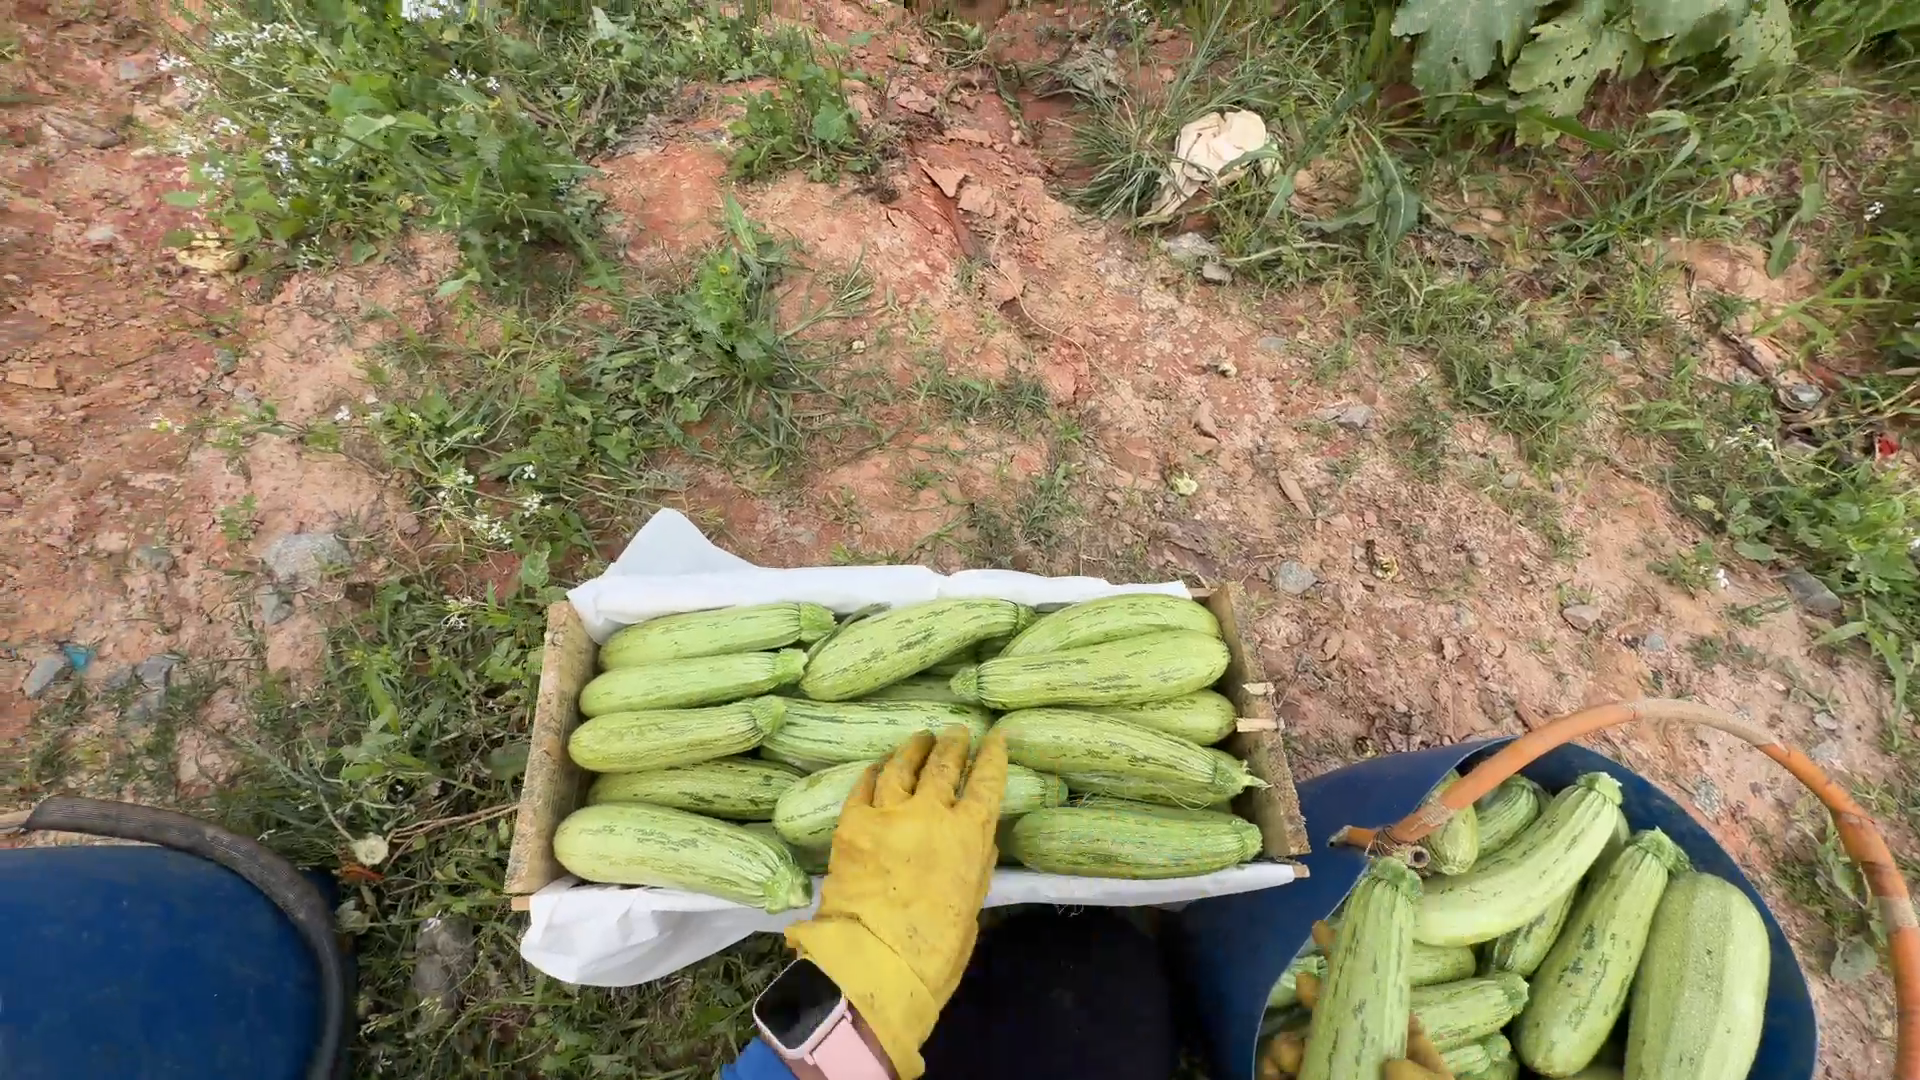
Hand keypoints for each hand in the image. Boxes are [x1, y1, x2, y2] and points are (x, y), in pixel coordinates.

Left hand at [784, 725, 1007, 1079]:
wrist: (874, 962)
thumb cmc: (935, 948)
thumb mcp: (972, 904)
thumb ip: (976, 864)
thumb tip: (977, 839)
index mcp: (968, 834)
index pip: (987, 781)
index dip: (993, 755)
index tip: (996, 736)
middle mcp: (931, 812)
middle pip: (945, 764)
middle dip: (954, 743)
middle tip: (956, 731)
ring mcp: (889, 812)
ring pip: (904, 765)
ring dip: (916, 748)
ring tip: (921, 738)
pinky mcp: (853, 820)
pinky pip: (866, 784)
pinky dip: (877, 771)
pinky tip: (881, 765)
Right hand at [1258, 921, 1452, 1079]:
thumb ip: (1424, 1079)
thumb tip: (1390, 1058)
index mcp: (1407, 1061)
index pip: (1384, 1003)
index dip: (1354, 963)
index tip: (1323, 931)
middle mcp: (1368, 1063)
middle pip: (1338, 1015)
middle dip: (1317, 997)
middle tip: (1306, 988)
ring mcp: (1335, 1074)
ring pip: (1306, 1042)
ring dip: (1292, 1040)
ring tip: (1288, 1055)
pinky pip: (1285, 1068)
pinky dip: (1276, 1064)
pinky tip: (1276, 1068)